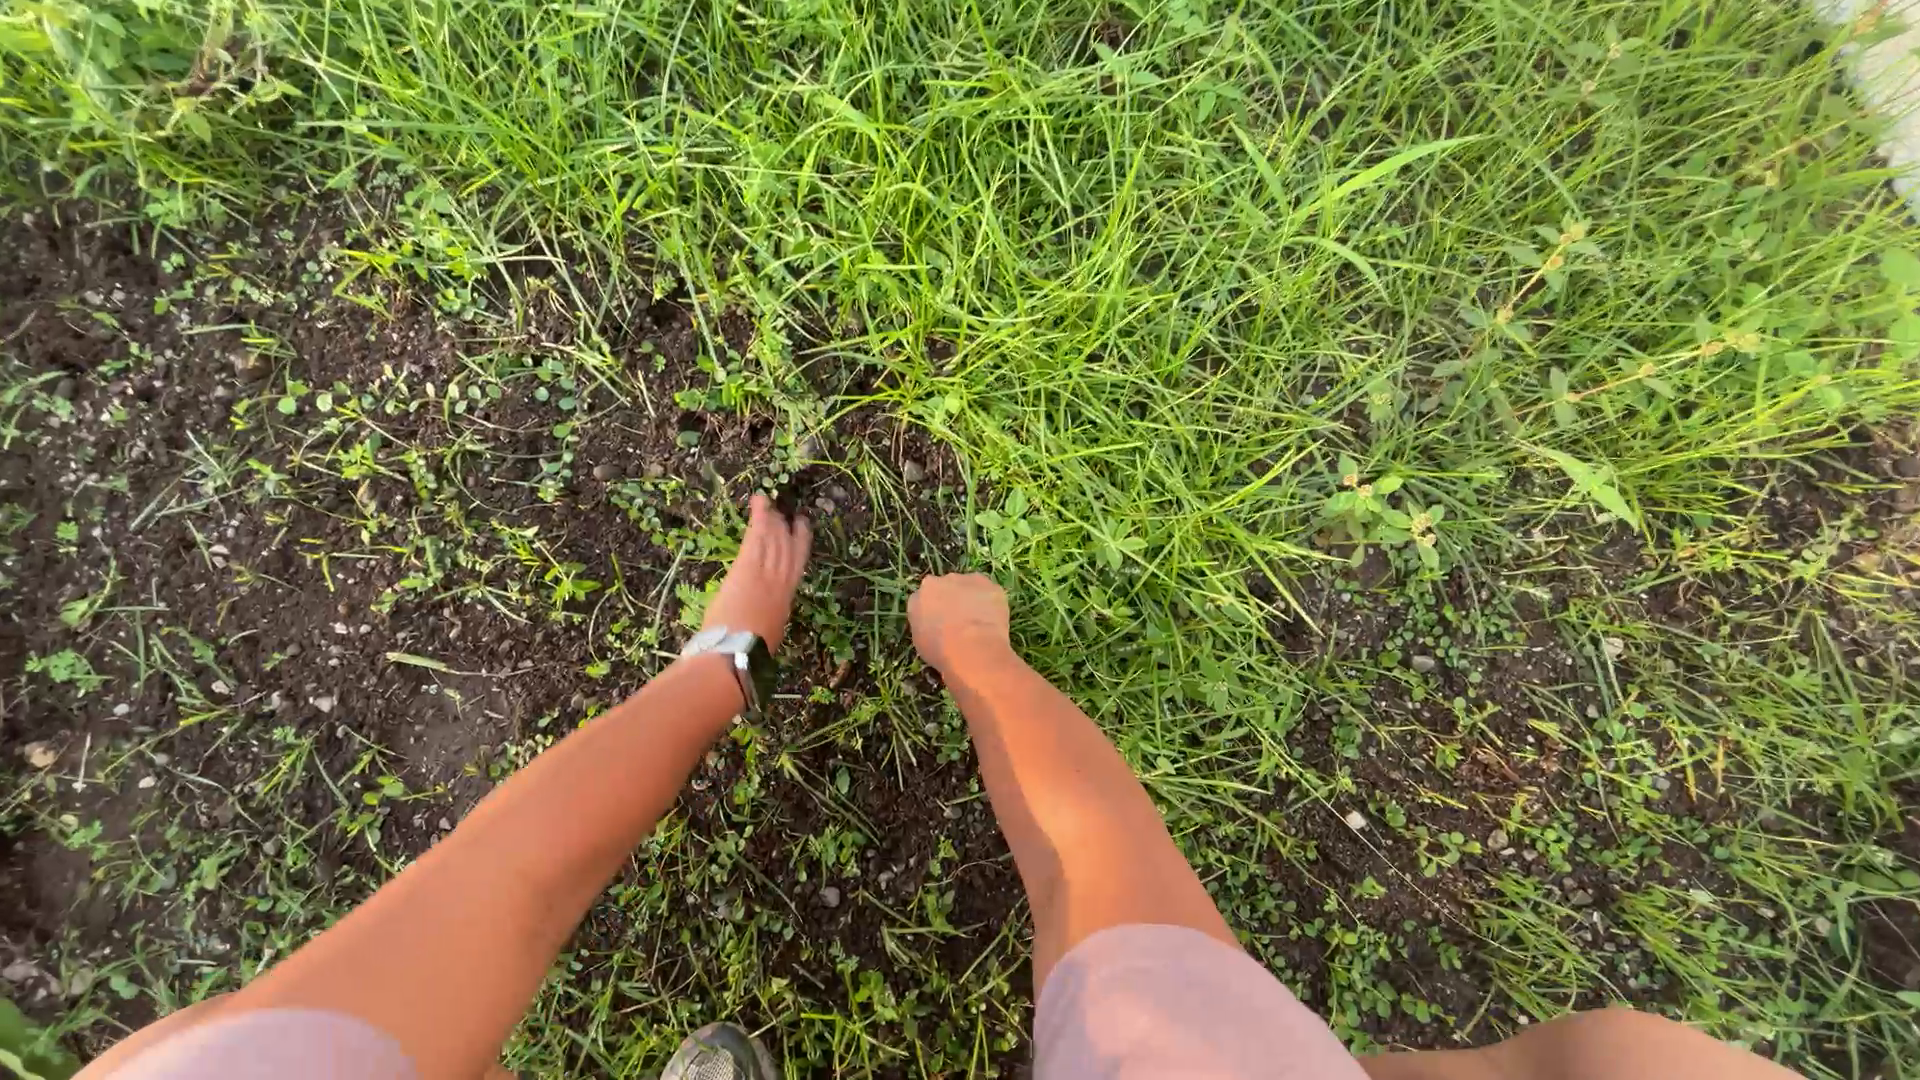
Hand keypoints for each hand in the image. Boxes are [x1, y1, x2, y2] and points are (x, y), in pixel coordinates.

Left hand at [702, 495, 812, 651]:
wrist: (736, 652)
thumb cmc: (748, 651)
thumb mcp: (767, 633)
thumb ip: (769, 616)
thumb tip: (766, 614)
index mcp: (785, 599)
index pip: (796, 565)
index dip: (800, 544)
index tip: (802, 529)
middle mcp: (779, 581)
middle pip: (786, 548)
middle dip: (787, 527)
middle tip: (788, 510)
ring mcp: (764, 572)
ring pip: (771, 539)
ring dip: (771, 518)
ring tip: (769, 501)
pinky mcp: (746, 567)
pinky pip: (755, 537)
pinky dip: (758, 518)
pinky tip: (758, 504)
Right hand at [908, 573, 1012, 674]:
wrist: (973, 648)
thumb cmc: (941, 651)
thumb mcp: (920, 641)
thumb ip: (923, 623)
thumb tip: (933, 622)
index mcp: (920, 596)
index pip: (924, 598)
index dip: (933, 610)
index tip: (940, 622)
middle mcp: (941, 581)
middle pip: (946, 586)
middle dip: (952, 599)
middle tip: (960, 620)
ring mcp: (967, 580)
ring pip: (969, 586)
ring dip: (972, 598)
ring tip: (979, 622)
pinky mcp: (990, 585)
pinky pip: (989, 592)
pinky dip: (991, 603)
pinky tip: (993, 621)